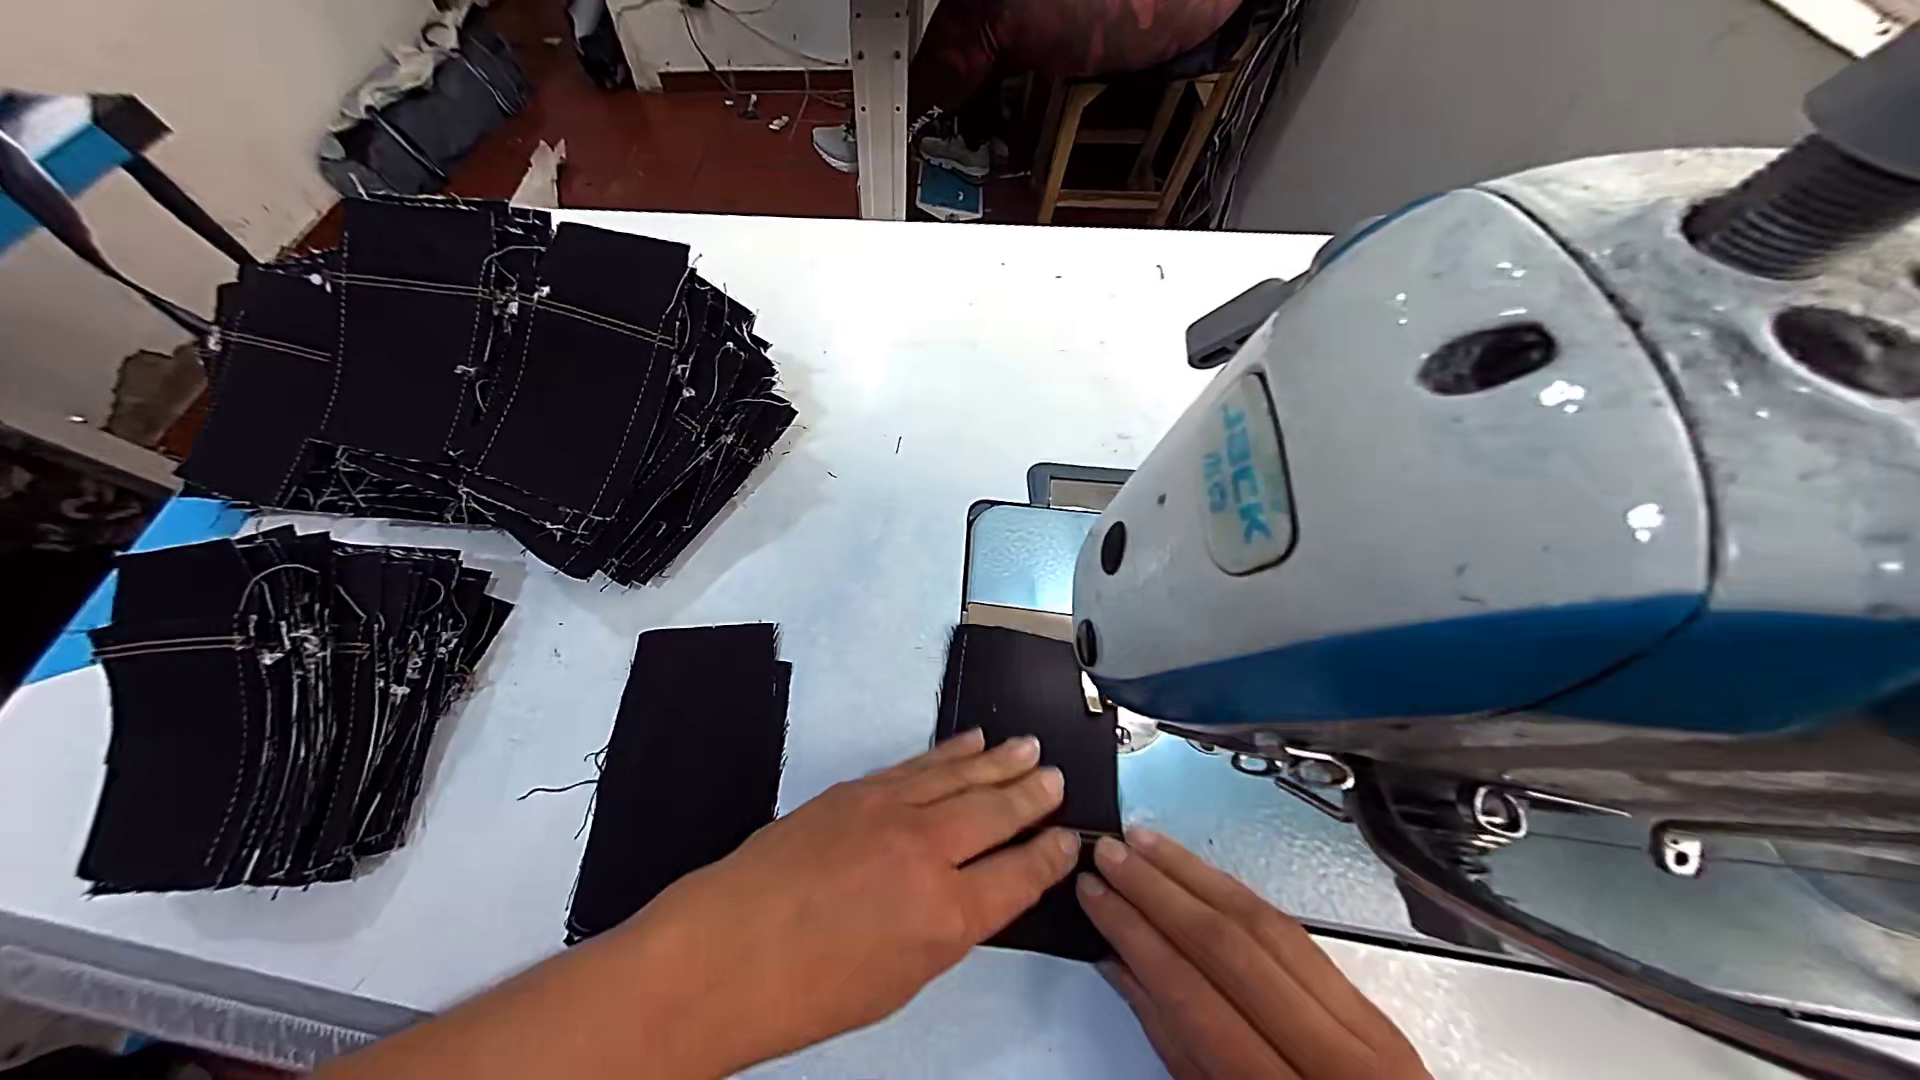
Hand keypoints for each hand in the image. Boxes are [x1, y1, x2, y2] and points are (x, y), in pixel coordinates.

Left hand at [607, 728, 1080, 1075]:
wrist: (724, 951)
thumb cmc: (809, 990)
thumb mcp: (900, 979)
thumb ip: (948, 927)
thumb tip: (977, 891)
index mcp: (946, 916)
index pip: (1020, 874)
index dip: (1050, 854)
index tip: (1069, 838)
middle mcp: (928, 852)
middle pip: (997, 811)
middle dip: (1033, 795)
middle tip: (1058, 779)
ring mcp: (891, 810)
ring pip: (962, 775)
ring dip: (1000, 761)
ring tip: (1029, 749)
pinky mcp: (859, 788)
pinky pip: (919, 764)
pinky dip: (950, 752)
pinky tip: (971, 743)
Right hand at [1078, 828, 1429, 1079]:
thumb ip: (1171, 1040)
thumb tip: (1119, 961)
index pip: (1190, 993)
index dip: (1133, 934)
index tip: (1096, 896)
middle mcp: (1335, 1062)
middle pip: (1227, 944)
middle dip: (1156, 889)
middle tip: (1111, 854)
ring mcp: (1366, 1030)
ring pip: (1262, 921)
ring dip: (1192, 873)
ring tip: (1145, 843)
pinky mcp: (1373, 1007)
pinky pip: (1294, 930)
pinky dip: (1235, 893)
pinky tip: (1198, 870)